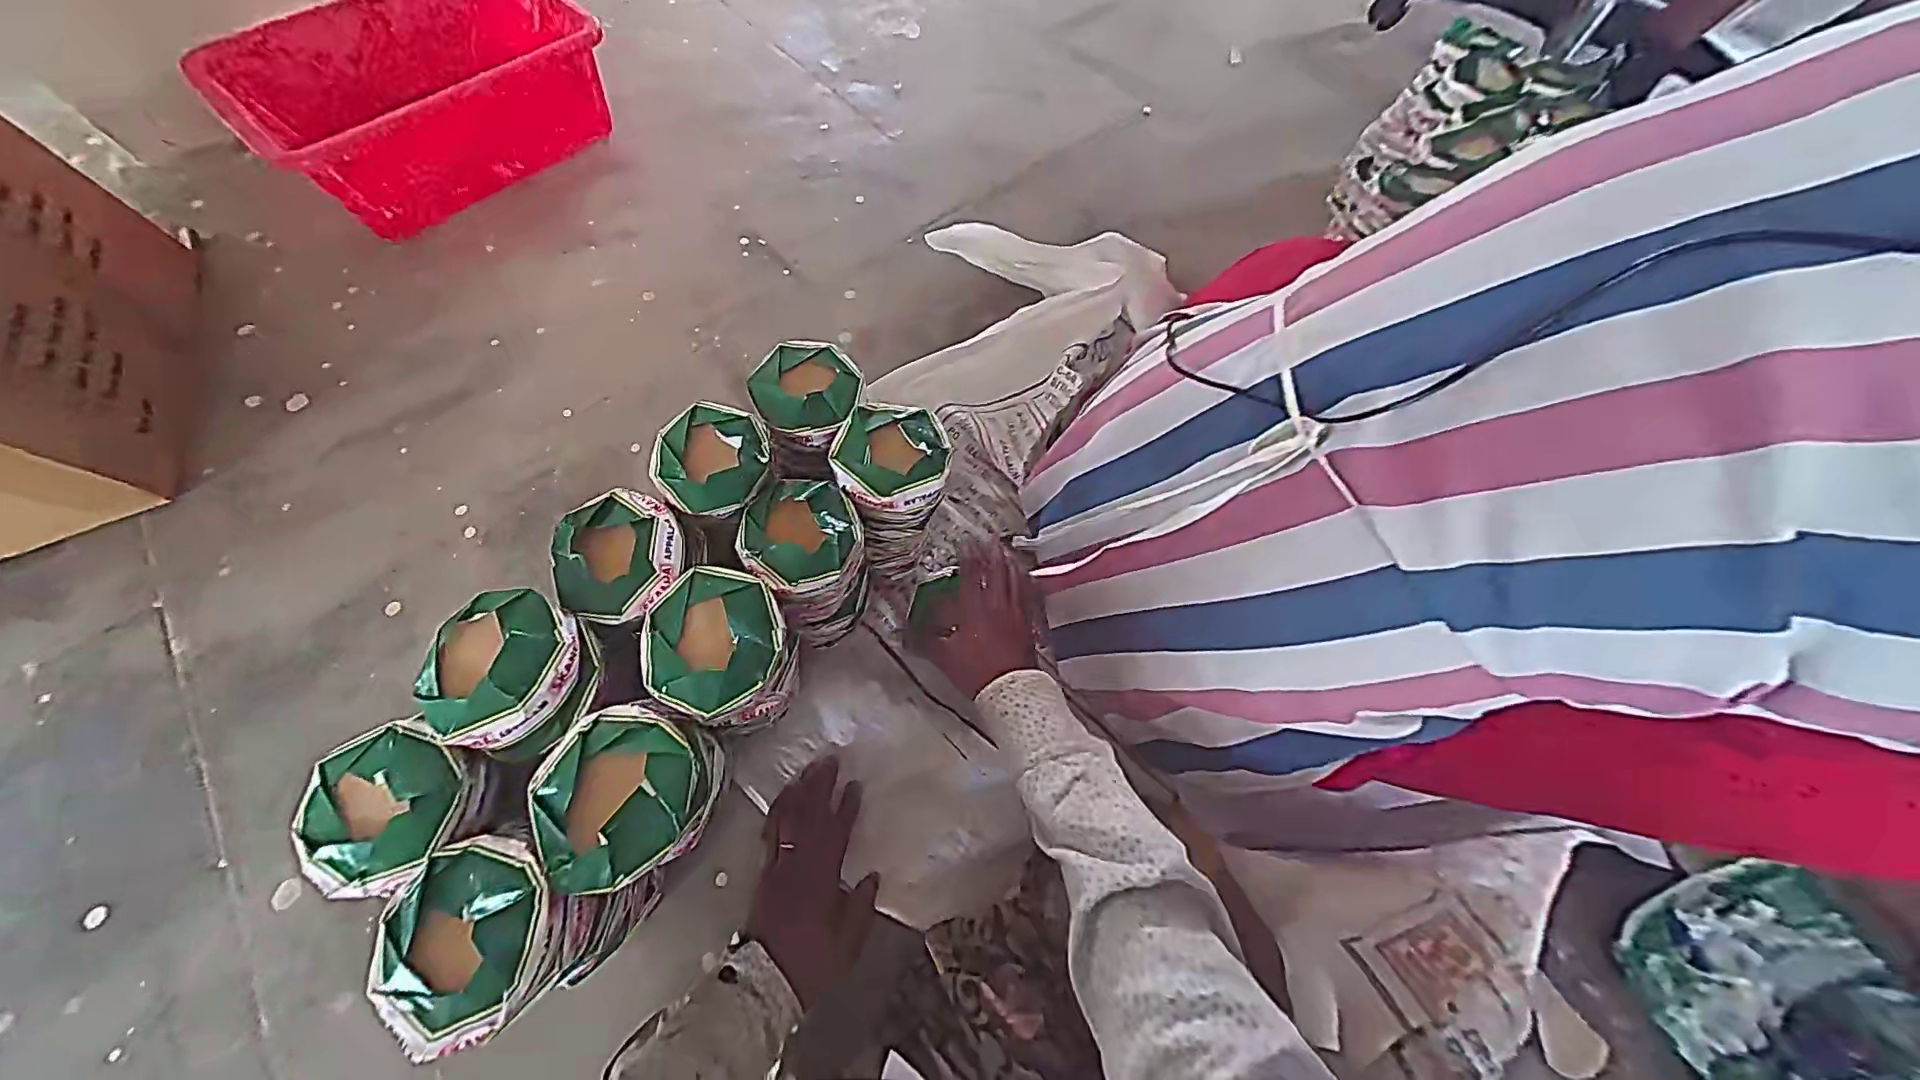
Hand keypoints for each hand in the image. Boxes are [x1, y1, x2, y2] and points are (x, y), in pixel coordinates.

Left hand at [745, 757, 879, 1008]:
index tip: (854, 785)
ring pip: (788, 819)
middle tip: (830, 760)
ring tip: (808, 770)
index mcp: (822, 877)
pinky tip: (784, 798)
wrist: (764, 982)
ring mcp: (777, 866)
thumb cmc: (812, 962)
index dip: (846, 808)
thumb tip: (871, 876)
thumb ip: (861, 906)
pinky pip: (770, 833)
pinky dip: (777, 811)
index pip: (836, 833)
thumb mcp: (848, 941)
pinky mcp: (764, 872)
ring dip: (799, 792)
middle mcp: (798, 864)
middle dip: (820, 786)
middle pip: (809, 816)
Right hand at [914, 539, 1039, 699]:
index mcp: (974, 608)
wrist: (1010, 687)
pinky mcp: (1027, 622)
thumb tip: (903, 631)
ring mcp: (1015, 612)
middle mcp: (996, 604)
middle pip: (995, 571)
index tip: (964, 542)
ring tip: (1006, 551)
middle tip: (988, 538)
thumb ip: (923, 640)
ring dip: (1009, 563)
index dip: (967, 556)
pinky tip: (1025, 579)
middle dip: (990, 553)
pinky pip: (1027, 596)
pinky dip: (1025, 583)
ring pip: (1014, 580)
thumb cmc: (975, 671)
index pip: (970, 575)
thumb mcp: (943, 656)